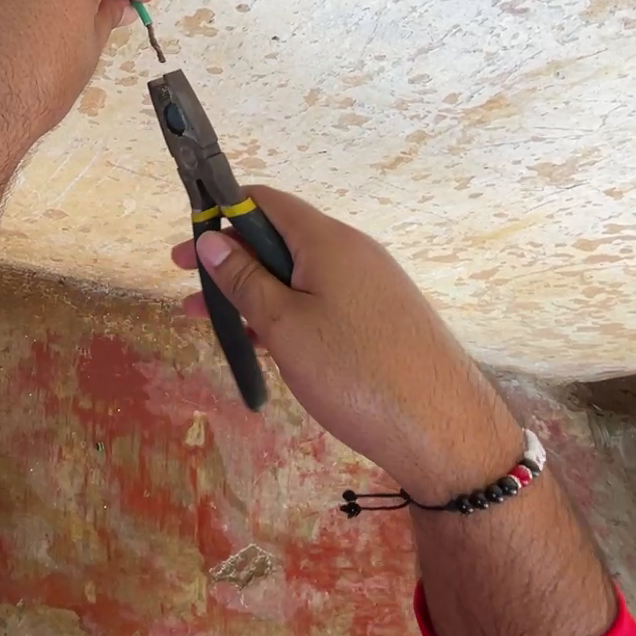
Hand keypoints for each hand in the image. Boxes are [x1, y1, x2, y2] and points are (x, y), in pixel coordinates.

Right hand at [174, 187, 523, 501]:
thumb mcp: (284, 324)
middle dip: (228, 257)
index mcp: (327, 240)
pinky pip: (318, 298)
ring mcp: (368, 285)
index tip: (190, 240)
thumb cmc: (353, 371)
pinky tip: (256, 338)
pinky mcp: (379, 317)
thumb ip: (243, 278)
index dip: (221, 211)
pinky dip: (283, 309)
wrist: (448, 435)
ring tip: (207, 318)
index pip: (264, 200)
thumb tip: (210, 239)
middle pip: (277, 238)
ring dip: (250, 289)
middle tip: (187, 283)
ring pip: (295, 273)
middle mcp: (351, 251)